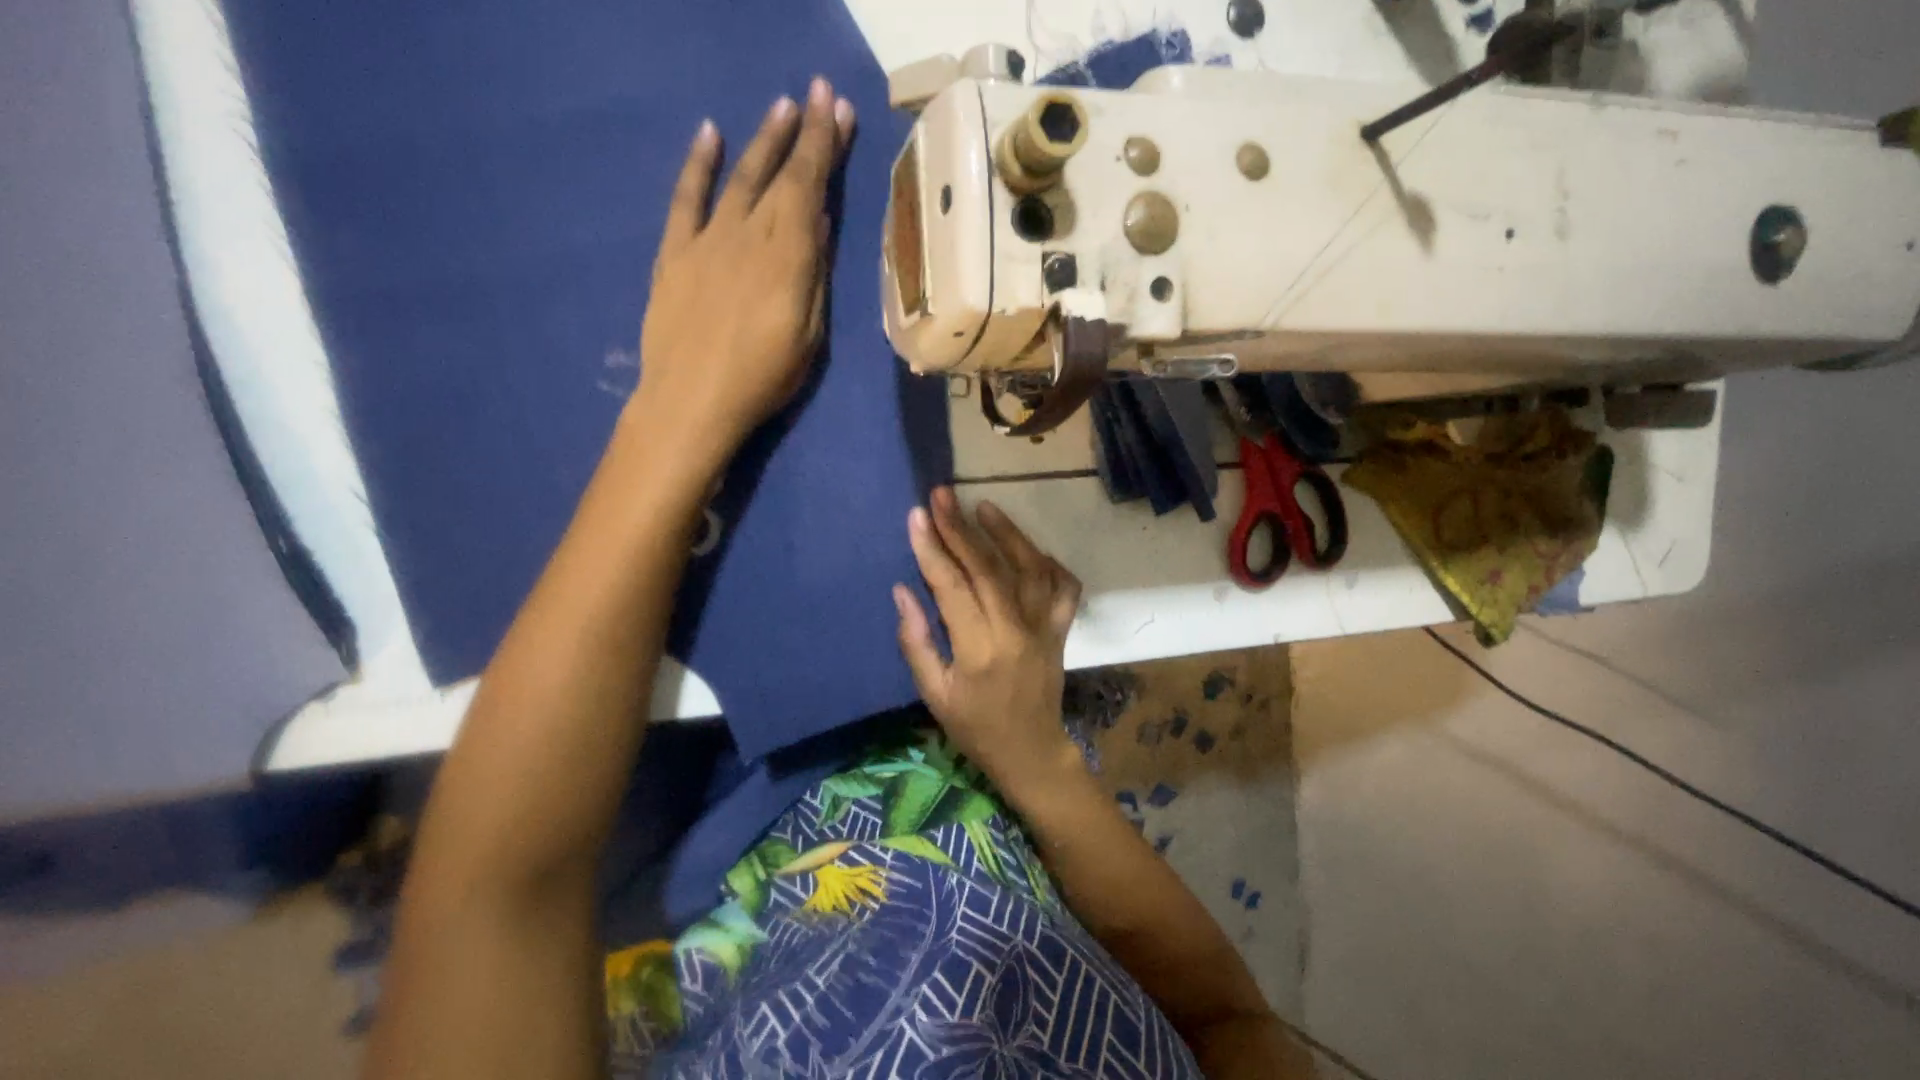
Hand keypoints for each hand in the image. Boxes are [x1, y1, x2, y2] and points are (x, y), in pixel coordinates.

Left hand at [630, 77, 854, 464]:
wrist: (691, 402)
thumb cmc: (763, 379)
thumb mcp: (809, 336)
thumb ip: (814, 275)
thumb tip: (820, 223)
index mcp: (788, 257)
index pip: (810, 187)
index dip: (825, 146)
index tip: (837, 109)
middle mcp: (749, 235)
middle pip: (780, 175)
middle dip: (803, 133)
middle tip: (818, 95)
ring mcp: (708, 240)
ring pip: (740, 177)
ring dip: (762, 140)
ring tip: (780, 107)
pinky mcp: (674, 252)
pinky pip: (686, 198)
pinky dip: (697, 165)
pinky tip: (709, 134)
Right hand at [893, 488, 1084, 790]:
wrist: (1031, 752)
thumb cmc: (975, 727)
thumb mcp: (934, 694)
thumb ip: (917, 642)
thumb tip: (902, 591)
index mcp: (979, 650)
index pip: (952, 588)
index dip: (933, 550)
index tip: (917, 516)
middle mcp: (1016, 631)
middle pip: (988, 569)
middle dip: (961, 529)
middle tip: (941, 496)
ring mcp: (1045, 628)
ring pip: (1029, 569)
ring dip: (1006, 534)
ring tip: (981, 506)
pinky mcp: (1061, 629)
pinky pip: (1062, 587)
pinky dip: (1049, 563)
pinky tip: (1029, 547)